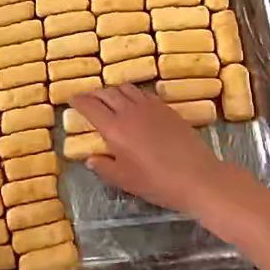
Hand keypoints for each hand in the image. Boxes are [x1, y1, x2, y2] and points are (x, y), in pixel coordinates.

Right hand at [69, 86, 252, 214]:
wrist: (198, 176)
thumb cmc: (157, 182)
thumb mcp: (124, 180)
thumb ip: (104, 167)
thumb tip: (90, 159)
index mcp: (115, 128)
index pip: (91, 107)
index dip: (79, 101)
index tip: (71, 100)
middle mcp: (130, 111)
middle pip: (107, 93)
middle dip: (93, 93)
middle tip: (86, 98)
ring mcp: (150, 107)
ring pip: (125, 88)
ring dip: (112, 90)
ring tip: (108, 98)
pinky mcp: (166, 108)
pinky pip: (142, 93)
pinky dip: (131, 93)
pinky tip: (133, 102)